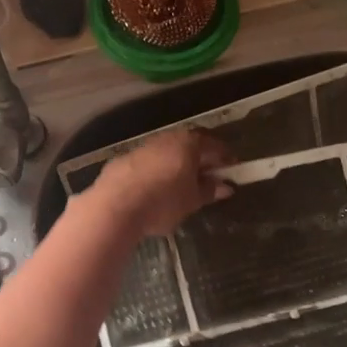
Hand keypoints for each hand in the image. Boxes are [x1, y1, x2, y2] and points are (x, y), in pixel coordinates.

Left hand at [89, 129, 234, 236]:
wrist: (114, 207)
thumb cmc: (162, 202)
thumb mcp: (191, 201)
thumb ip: (209, 190)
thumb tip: (225, 186)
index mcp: (187, 144)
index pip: (213, 145)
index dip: (225, 157)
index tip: (233, 168)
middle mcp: (165, 139)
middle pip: (189, 145)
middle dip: (200, 160)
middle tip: (209, 177)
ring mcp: (141, 148)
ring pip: (166, 153)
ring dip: (177, 165)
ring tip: (182, 185)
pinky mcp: (122, 161)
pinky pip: (148, 164)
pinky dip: (157, 172)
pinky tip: (155, 189)